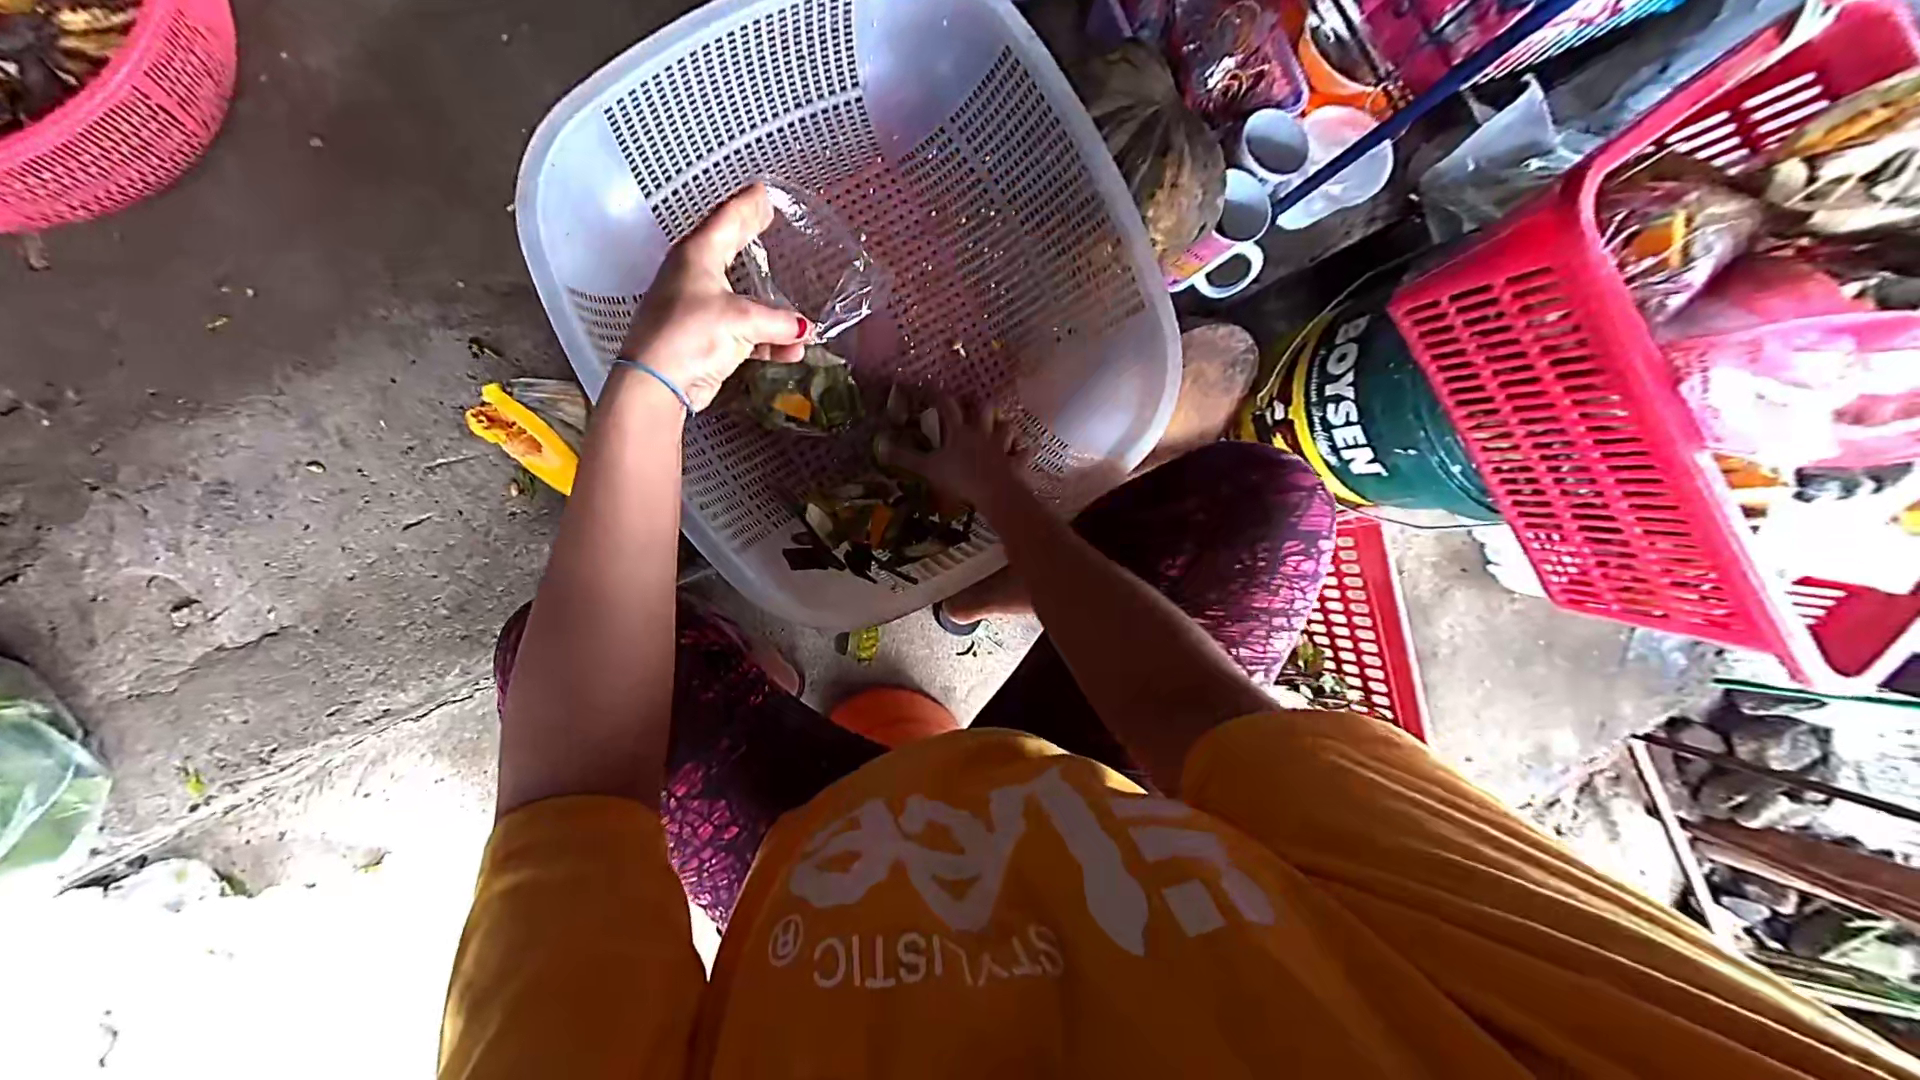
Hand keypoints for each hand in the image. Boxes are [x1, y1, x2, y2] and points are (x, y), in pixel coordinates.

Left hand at [619, 183, 811, 410]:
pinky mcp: (705, 339)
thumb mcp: (742, 320)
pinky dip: (767, 341)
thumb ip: (779, 322)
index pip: (727, 219)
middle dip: (753, 239)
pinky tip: (791, 350)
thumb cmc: (690, 335)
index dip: (748, 205)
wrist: (658, 381)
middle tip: (768, 221)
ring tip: (798, 309)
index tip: (763, 192)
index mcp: (697, 256)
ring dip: (772, 309)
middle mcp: (694, 276)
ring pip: (742, 299)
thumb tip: (805, 329)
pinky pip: (744, 334)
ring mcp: (698, 308)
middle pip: (731, 252)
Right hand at [879, 395, 1031, 510]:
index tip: (931, 390)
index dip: (939, 396)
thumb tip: (879, 444)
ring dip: (1004, 426)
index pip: (947, 406)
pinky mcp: (1015, 463)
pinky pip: (1023, 453)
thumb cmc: (959, 478)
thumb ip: (904, 457)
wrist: (993, 492)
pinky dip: (1023, 451)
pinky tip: (1024, 451)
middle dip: (980, 406)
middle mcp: (982, 433)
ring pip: (1007, 427)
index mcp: (959, 432)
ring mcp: (1001, 447)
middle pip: (984, 410)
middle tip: (976, 407)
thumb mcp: (927, 468)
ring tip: (1001, 426)